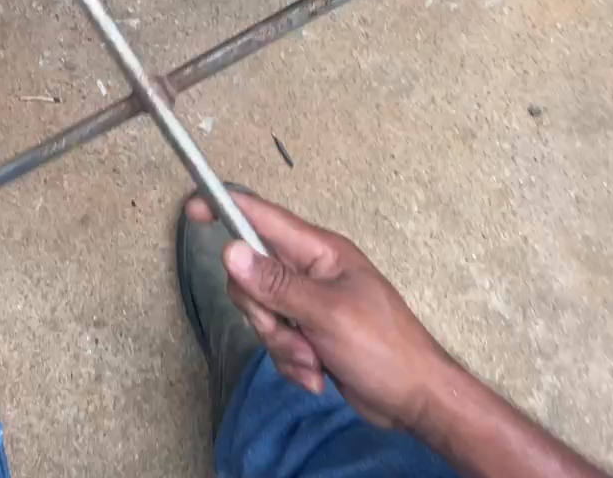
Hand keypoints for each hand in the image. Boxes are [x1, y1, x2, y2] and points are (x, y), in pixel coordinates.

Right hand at [187, 192, 458, 431]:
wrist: (421, 403)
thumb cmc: (384, 348)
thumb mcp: (327, 314)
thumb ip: (275, 283)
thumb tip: (230, 250)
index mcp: (317, 250)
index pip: (260, 216)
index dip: (224, 207)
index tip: (191, 210)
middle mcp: (307, 270)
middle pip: (251, 273)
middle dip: (263, 312)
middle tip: (290, 333)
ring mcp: (306, 301)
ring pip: (260, 310)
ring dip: (281, 342)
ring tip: (314, 362)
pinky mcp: (307, 331)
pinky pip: (275, 336)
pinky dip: (290, 359)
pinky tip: (318, 374)